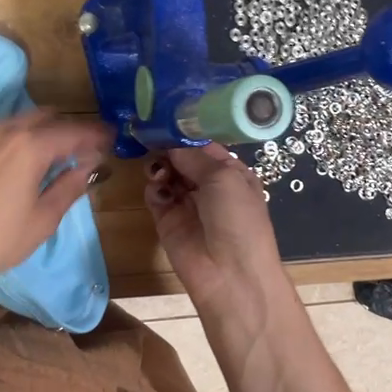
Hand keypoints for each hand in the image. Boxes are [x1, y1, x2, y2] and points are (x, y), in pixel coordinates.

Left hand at [0, 111, 107, 294]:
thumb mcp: (42, 220)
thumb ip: (69, 187)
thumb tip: (89, 167)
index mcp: (30, 146)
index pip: (73, 132)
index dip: (96, 134)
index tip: (112, 138)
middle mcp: (4, 131)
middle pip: (47, 119)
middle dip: (69, 130)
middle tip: (87, 148)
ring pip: (21, 123)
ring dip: (44, 132)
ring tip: (57, 154)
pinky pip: (0, 133)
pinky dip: (19, 139)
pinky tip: (23, 162)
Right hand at [144, 142, 286, 309]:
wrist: (230, 274)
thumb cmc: (238, 219)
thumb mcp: (223, 178)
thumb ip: (193, 156)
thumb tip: (170, 141)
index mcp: (231, 173)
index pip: (204, 146)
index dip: (186, 133)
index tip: (164, 118)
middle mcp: (209, 186)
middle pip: (182, 158)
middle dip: (169, 148)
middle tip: (153, 139)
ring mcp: (187, 203)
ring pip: (167, 174)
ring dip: (161, 167)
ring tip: (160, 171)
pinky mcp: (167, 220)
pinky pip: (156, 195)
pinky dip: (154, 188)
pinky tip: (159, 189)